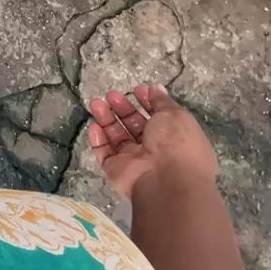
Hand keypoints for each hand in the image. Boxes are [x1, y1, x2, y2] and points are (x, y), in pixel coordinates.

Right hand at [86, 84, 220, 201]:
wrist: (165, 181)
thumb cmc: (176, 144)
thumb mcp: (176, 116)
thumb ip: (163, 102)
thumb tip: (156, 89)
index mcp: (175, 140)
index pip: (159, 119)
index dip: (148, 103)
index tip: (137, 90)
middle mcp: (156, 151)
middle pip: (134, 126)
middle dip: (123, 108)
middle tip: (111, 95)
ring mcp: (135, 161)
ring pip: (117, 136)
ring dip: (106, 118)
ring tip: (96, 103)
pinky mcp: (116, 169)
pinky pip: (104, 151)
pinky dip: (98, 138)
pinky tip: (94, 126)